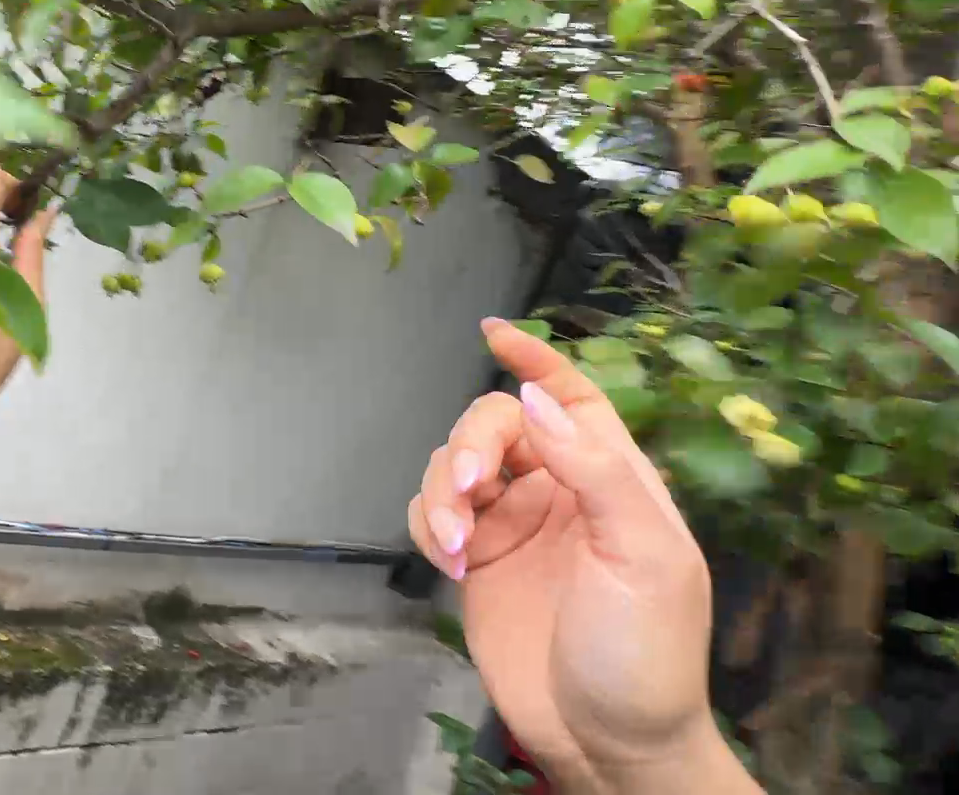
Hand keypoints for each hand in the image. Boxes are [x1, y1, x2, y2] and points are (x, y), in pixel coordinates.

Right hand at [410, 319, 724, 792]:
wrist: (598, 738)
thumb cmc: (641, 650)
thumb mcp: (643, 558)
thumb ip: (593, 471)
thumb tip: (533, 396)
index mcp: (608, 479)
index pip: (571, 398)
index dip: (536, 360)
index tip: (492, 331)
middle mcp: (551, 489)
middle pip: (489, 427)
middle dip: (468, 450)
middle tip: (466, 492)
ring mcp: (505, 521)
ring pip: (448, 466)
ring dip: (440, 497)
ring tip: (455, 548)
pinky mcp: (468, 552)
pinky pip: (426, 510)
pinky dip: (425, 527)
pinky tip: (449, 564)